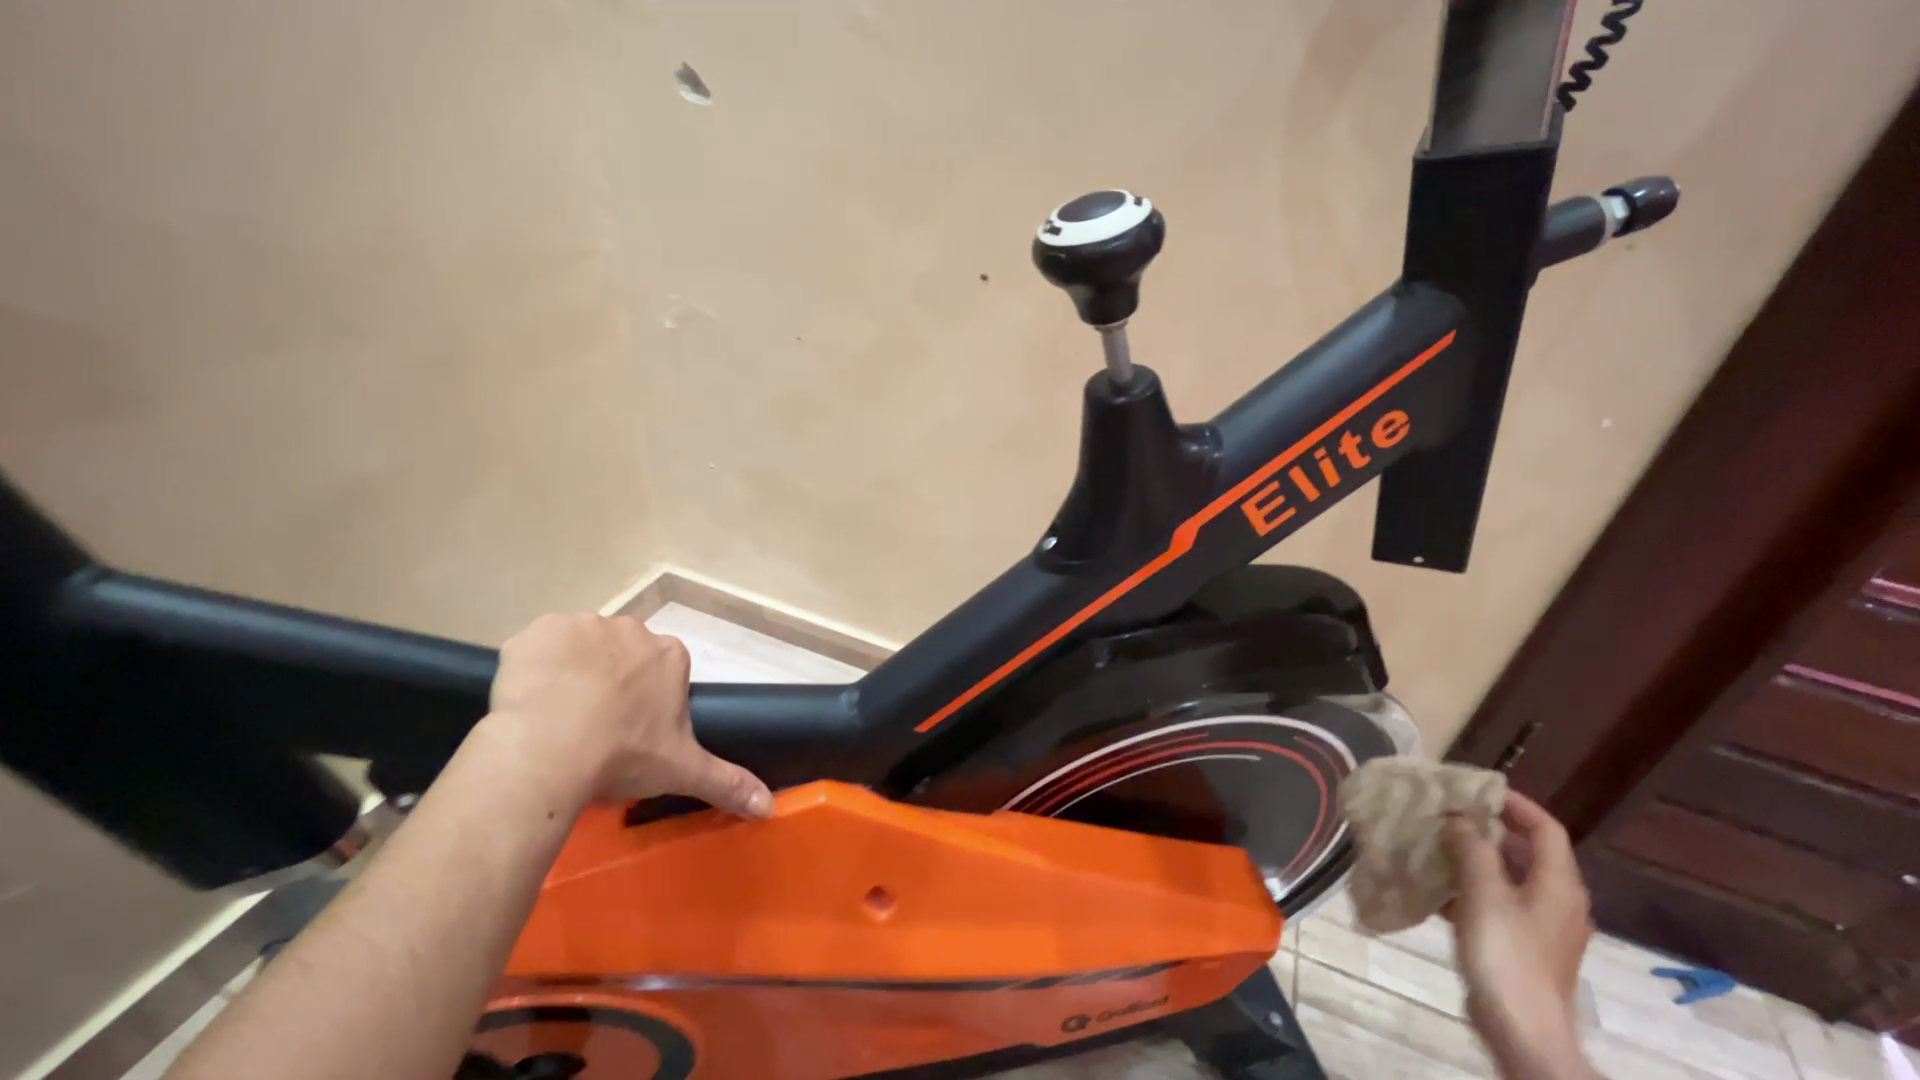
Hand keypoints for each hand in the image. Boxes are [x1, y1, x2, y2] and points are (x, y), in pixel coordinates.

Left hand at [484, 613, 772, 816]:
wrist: (546, 751)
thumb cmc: (622, 756)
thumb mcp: (681, 771)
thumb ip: (728, 783)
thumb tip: (768, 808)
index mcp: (669, 655)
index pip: (662, 670)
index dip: (647, 699)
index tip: (632, 729)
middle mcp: (630, 629)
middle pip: (622, 653)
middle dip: (611, 680)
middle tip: (595, 725)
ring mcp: (580, 626)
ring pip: (579, 647)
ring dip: (572, 671)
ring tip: (558, 715)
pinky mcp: (535, 632)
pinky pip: (537, 646)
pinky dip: (533, 667)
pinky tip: (529, 699)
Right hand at [1443, 792, 1599, 1079]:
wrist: (1521, 1029)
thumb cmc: (1505, 954)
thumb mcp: (1484, 894)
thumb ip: (1472, 849)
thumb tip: (1459, 819)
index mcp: (1558, 882)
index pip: (1545, 827)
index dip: (1513, 803)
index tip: (1474, 789)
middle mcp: (1557, 900)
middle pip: (1525, 852)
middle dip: (1485, 831)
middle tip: (1445, 816)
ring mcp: (1541, 927)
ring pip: (1507, 879)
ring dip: (1472, 860)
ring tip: (1433, 847)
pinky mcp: (1521, 947)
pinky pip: (1496, 905)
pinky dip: (1469, 891)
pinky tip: (1434, 892)